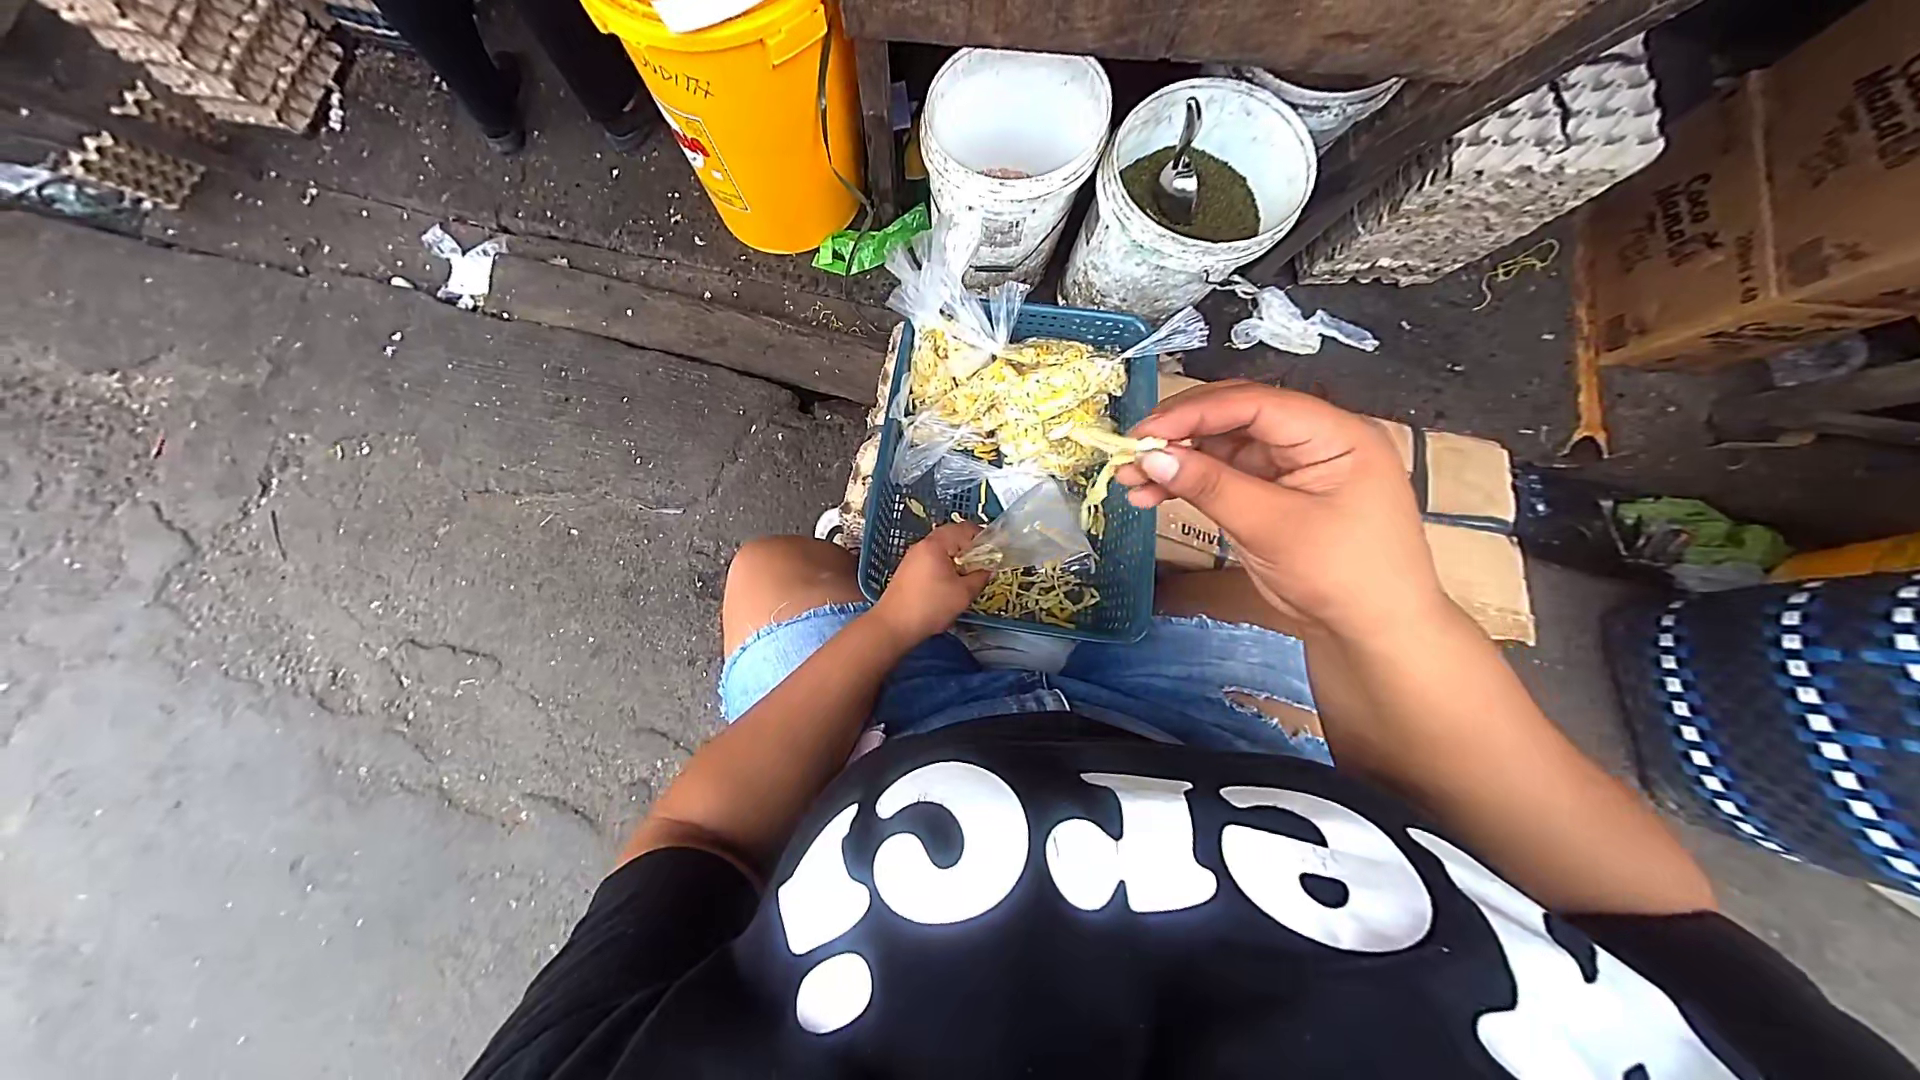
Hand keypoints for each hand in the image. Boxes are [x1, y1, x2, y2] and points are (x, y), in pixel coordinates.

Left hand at [871, 523, 990, 640]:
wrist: (893, 625)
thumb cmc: (930, 607)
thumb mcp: (964, 594)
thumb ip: (980, 576)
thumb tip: (988, 567)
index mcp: (936, 544)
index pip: (965, 528)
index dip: (983, 538)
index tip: (993, 554)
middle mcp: (923, 545)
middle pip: (952, 535)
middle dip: (970, 548)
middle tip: (982, 565)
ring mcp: (913, 556)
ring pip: (942, 548)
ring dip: (957, 557)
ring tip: (967, 576)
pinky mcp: (908, 569)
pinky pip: (931, 559)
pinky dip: (944, 565)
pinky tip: (949, 583)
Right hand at [1115, 381, 1448, 639]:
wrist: (1371, 631)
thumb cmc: (1340, 575)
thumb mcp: (1272, 527)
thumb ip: (1211, 486)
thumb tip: (1150, 456)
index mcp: (1332, 433)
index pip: (1254, 403)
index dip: (1194, 412)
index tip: (1144, 432)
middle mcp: (1309, 440)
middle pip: (1233, 419)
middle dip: (1179, 435)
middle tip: (1130, 453)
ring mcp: (1287, 467)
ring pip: (1219, 449)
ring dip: (1175, 463)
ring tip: (1131, 481)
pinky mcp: (1269, 493)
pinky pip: (1221, 477)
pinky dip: (1187, 485)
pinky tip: (1152, 496)